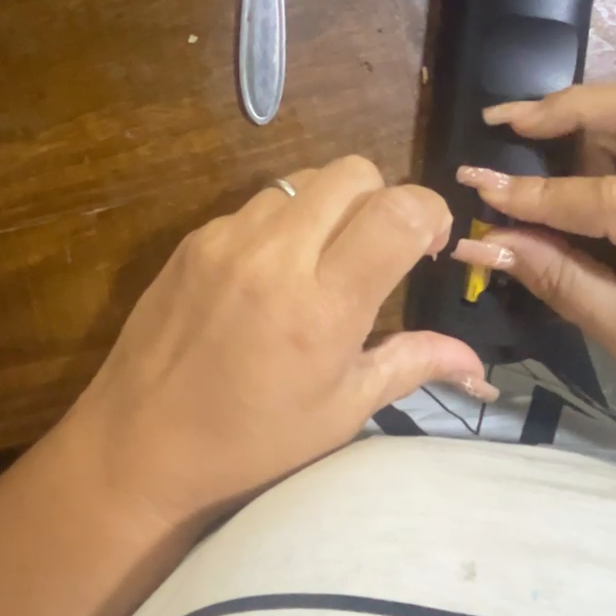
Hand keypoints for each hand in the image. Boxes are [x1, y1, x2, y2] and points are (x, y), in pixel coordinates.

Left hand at [64, 156, 496, 526]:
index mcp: (323, 304)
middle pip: (352, 171)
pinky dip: (281, 223)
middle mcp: (276, 254)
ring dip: (329, 205)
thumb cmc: (250, 442)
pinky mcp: (194, 238)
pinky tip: (269, 273)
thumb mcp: (340, 412)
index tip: (427, 246)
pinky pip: (256, 204)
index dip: (429, 212)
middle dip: (381, 197)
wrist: (138, 443)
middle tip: (376, 249)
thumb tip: (477, 362)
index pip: (397, 210)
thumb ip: (411, 365)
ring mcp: (228, 238)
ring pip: (302, 180)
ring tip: (323, 259)